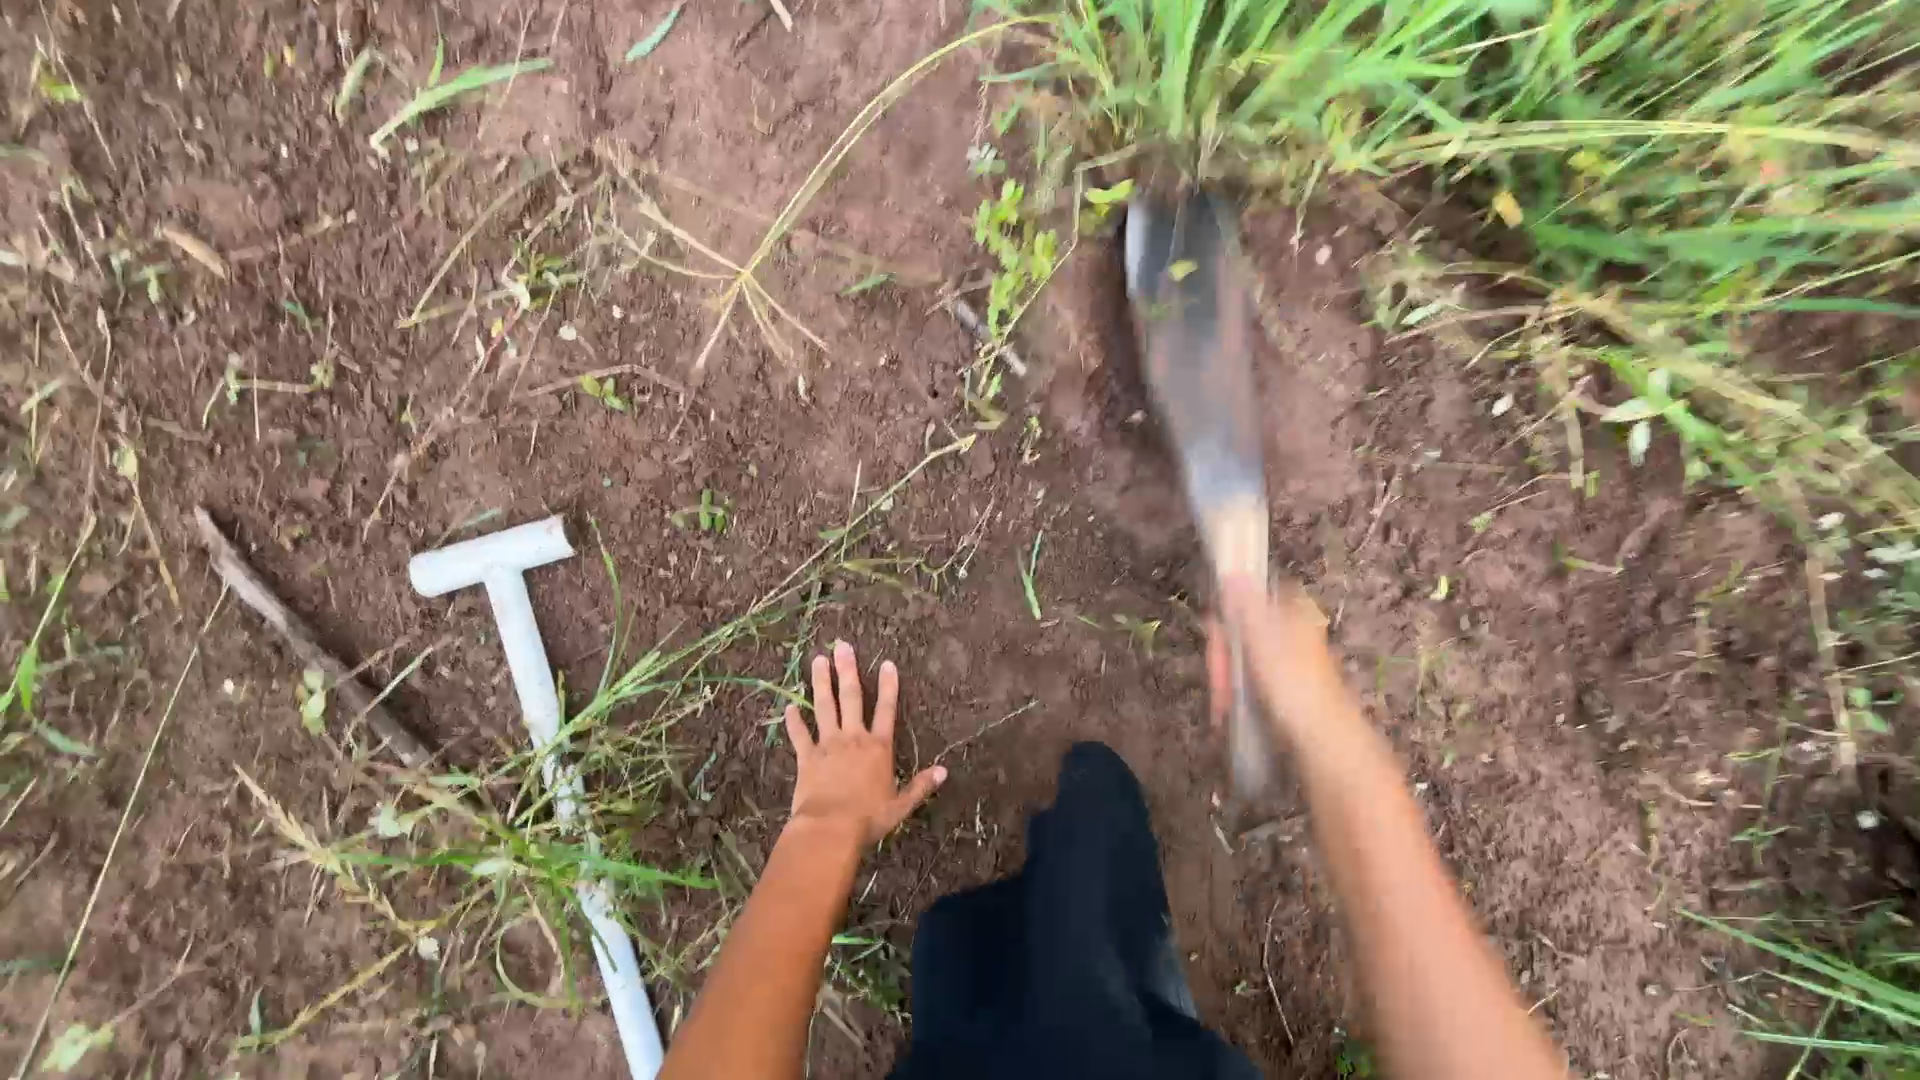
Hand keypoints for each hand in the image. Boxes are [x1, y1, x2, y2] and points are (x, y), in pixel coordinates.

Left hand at [784, 641, 945, 846]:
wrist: (830, 828)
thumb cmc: (868, 818)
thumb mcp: (901, 805)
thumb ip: (920, 786)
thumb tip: (943, 771)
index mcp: (878, 747)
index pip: (887, 710)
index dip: (888, 686)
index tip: (886, 663)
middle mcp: (853, 738)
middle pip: (852, 698)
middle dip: (848, 670)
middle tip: (843, 646)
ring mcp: (828, 745)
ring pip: (824, 707)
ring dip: (822, 682)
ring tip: (818, 660)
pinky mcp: (807, 757)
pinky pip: (799, 735)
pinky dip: (793, 721)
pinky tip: (788, 707)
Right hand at [1209, 576, 1346, 740]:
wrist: (1322, 737)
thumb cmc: (1293, 685)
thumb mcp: (1262, 639)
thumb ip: (1244, 605)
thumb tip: (1232, 570)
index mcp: (1292, 614)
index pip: (1252, 597)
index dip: (1229, 613)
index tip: (1217, 632)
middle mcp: (1291, 633)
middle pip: (1242, 630)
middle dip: (1224, 657)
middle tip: (1220, 679)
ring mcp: (1287, 662)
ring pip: (1243, 659)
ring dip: (1226, 680)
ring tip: (1223, 703)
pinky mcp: (1284, 688)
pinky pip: (1250, 681)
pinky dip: (1236, 693)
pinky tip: (1229, 710)